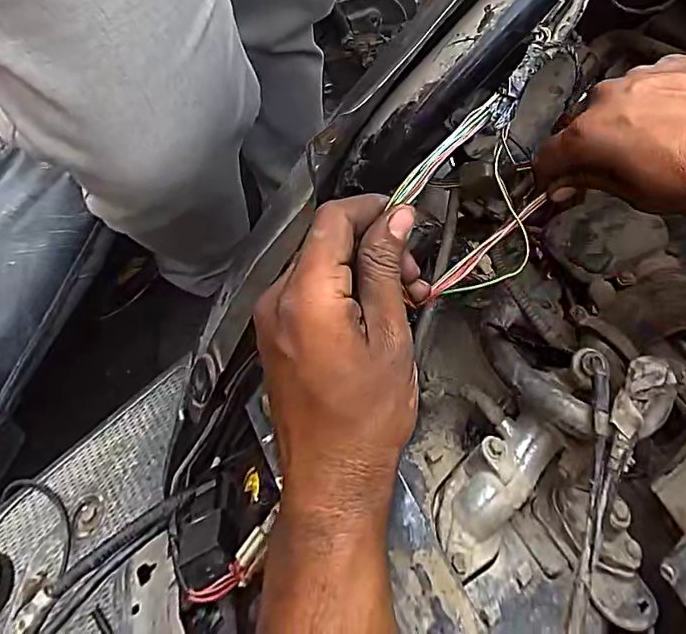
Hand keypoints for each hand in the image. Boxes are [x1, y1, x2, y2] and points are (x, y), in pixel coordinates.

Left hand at [255, 196, 422, 523]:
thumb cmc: (361, 423)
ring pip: (321, 262)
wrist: (330, 479)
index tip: (403, 216)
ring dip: (363, 267)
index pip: (333, 218)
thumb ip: (386, 268)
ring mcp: (273, 314)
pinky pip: (311, 288)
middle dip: (374, 244)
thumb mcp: (389, 335)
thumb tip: (395, 220)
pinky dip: (344, 288)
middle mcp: (278, 298)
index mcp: (306, 295)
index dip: (372, 208)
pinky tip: (377, 309)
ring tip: (403, 296)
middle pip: (326, 238)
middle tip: (412, 272)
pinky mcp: (276, 329)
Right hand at [534, 56, 685, 213]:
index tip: (554, 186)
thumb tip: (568, 182)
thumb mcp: (647, 196)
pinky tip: (679, 123)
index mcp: (593, 133)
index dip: (548, 174)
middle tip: (609, 172)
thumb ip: (597, 183)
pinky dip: (650, 103)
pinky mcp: (671, 63)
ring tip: (656, 146)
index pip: (550, 154)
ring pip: (613, 102)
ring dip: (620, 123)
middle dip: (587, 148)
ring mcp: (639, 74)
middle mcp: (607, 97)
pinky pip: (645, 85)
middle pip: (579, 125)